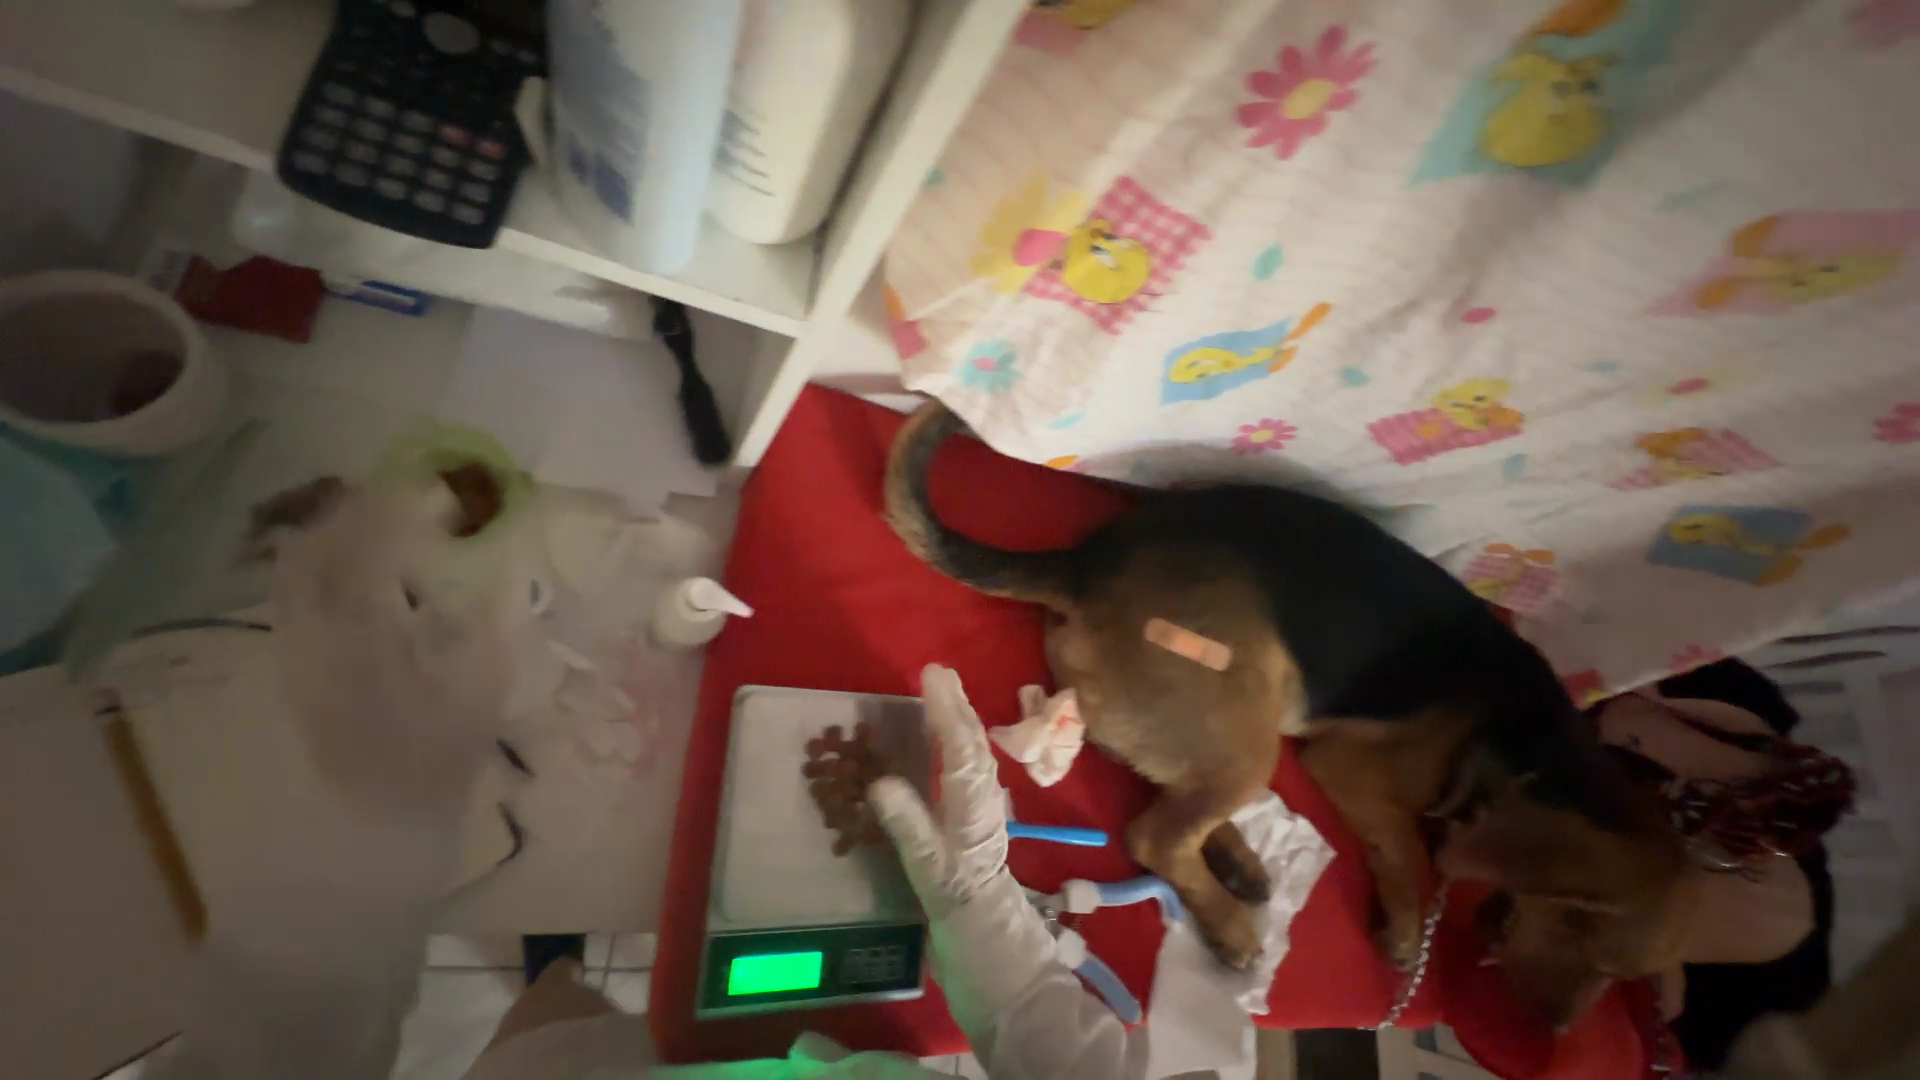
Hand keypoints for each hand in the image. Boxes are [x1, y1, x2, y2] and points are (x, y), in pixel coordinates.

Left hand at [272, 485, 522, 818]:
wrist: (382, 815)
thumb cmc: (447, 753)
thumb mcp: (487, 687)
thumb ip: (495, 620)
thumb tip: (506, 565)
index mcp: (374, 640)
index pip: (373, 552)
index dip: (403, 510)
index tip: (441, 490)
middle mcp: (321, 636)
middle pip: (321, 548)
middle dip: (364, 510)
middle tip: (412, 495)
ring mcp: (298, 649)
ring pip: (297, 568)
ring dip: (338, 532)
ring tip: (383, 518)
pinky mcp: (293, 663)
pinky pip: (295, 593)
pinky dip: (322, 562)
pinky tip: (356, 563)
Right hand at [869, 666, 1057, 1041]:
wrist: (998, 959)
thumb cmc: (965, 918)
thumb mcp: (932, 875)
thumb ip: (910, 827)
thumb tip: (880, 782)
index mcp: (971, 806)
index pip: (957, 746)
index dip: (945, 708)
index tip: (932, 675)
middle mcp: (982, 800)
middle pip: (970, 743)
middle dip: (956, 705)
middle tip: (938, 672)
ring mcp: (983, 812)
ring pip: (973, 755)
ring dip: (959, 721)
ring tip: (944, 695)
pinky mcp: (978, 825)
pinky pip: (968, 772)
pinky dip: (958, 747)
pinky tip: (949, 747)